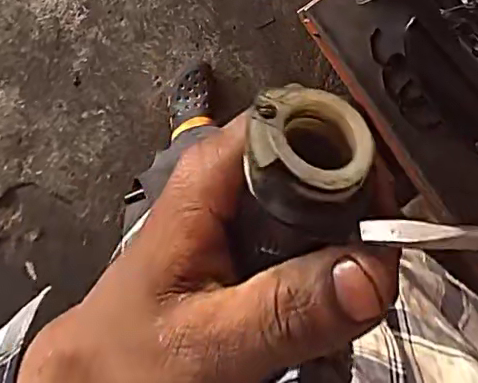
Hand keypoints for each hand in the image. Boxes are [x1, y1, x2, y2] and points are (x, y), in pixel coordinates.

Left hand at [20, 118, 398, 382]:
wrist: (92, 377)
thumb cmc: (131, 356)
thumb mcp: (208, 343)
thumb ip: (286, 309)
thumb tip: (373, 272)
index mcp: (214, 169)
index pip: (297, 120)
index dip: (348, 148)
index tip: (385, 200)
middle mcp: (228, 171)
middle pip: (313, 155)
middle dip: (355, 200)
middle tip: (381, 256)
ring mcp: (236, 202)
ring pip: (312, 194)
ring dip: (345, 234)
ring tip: (363, 282)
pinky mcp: (242, 234)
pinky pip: (300, 228)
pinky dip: (325, 256)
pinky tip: (331, 295)